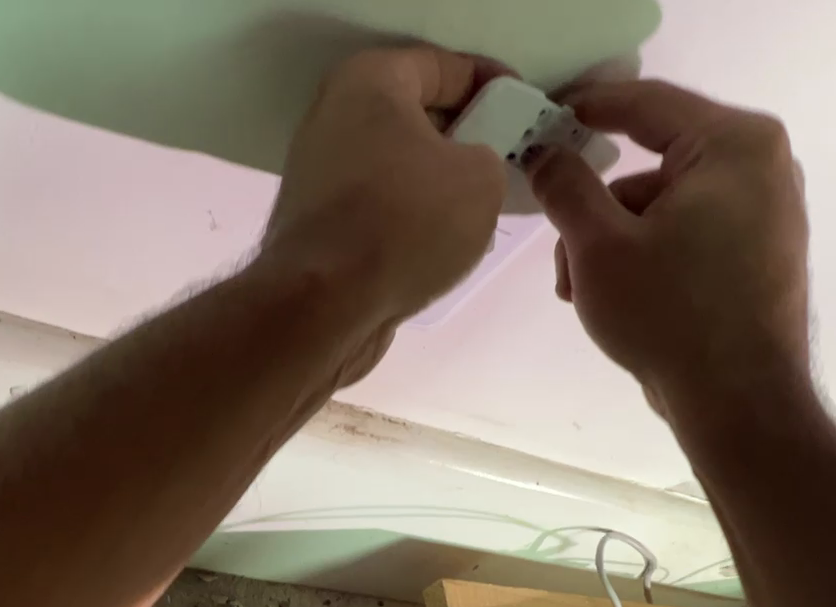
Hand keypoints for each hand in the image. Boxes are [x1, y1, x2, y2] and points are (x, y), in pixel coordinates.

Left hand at [263, 47, 508, 340]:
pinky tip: (433, 259)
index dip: (490, 86)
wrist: (324, 309)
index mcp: (367, 84)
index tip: (521, 115)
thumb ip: (487, 159)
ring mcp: (316, 184)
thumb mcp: (480, 179)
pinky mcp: (315, 236)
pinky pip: (374, 221)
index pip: (441, 67)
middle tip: (500, 171)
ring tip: (473, 225)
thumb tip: (465, 174)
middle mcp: (331, 125)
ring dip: (433, 198)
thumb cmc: (403, 225)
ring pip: (393, 178)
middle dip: (461, 147)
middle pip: (412, 124)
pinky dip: (403, 234)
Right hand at [529, 80, 810, 421]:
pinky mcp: (754, 256)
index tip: (542, 117)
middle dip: (593, 215)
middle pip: (648, 170)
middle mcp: (760, 167)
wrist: (736, 397)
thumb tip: (545, 151)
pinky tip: (617, 304)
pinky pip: (683, 238)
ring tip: (582, 298)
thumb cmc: (668, 313)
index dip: (587, 107)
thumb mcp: (598, 247)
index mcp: (733, 145)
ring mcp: (762, 215)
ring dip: (608, 248)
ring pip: (659, 211)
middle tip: (561, 258)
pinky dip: (641, 261)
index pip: (646, 103)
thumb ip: (566, 188)